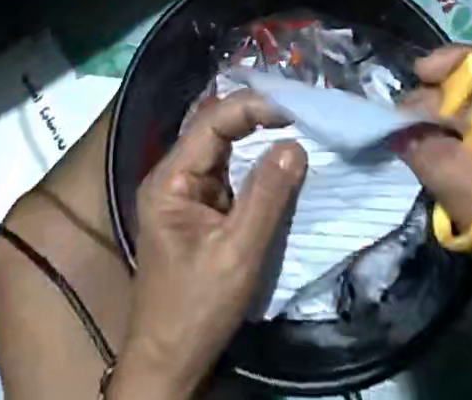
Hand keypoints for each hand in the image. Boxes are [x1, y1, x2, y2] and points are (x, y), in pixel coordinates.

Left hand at [110, 90, 307, 397]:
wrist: (168, 363)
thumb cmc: (196, 309)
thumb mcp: (237, 253)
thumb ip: (266, 196)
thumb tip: (296, 144)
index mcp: (171, 179)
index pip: (213, 122)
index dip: (253, 108)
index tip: (294, 108)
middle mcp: (175, 176)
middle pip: (218, 128)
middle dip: (259, 114)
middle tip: (303, 109)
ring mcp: (187, 191)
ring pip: (226, 146)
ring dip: (261, 134)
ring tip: (300, 121)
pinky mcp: (202, 207)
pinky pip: (232, 170)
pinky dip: (258, 160)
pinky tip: (283, 155)